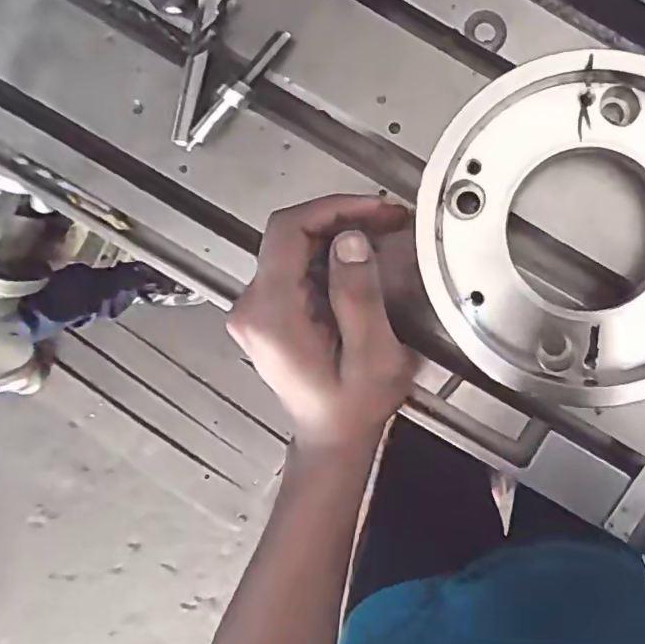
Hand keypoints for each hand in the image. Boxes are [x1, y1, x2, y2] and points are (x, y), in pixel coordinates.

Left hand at [227, 195, 416, 454]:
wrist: (333, 436)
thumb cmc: (355, 405)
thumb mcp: (372, 354)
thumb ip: (359, 295)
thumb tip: (351, 240)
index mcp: (272, 313)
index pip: (287, 231)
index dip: (332, 207)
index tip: (373, 207)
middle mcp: (254, 305)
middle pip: (291, 234)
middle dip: (343, 217)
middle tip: (390, 218)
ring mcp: (258, 307)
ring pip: (296, 245)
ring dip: (341, 233)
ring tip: (385, 232)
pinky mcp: (270, 310)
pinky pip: (299, 264)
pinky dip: (332, 251)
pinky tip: (365, 255)